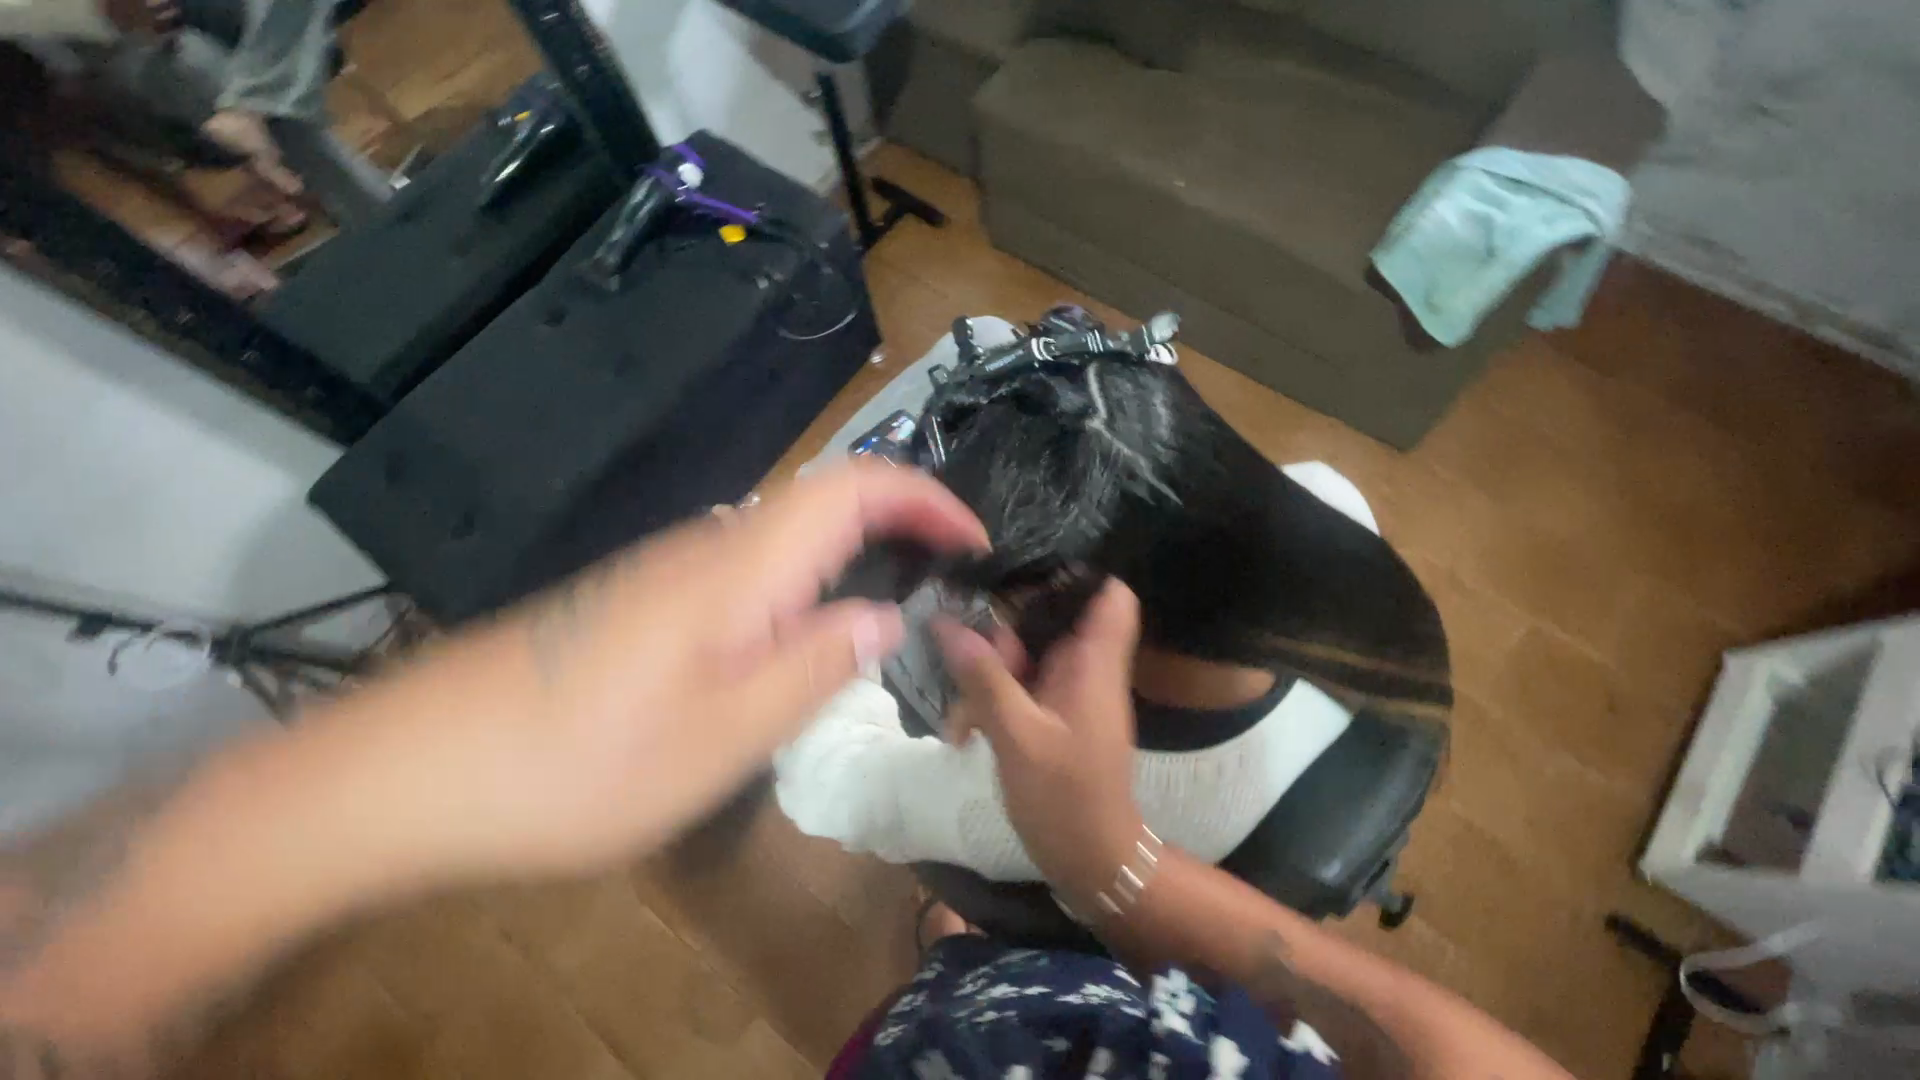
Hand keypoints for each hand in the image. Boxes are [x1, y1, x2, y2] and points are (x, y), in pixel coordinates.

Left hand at [311, 461, 987, 887]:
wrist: (408, 772)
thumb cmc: (575, 765)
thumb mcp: (721, 739)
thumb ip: (814, 668)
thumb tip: (886, 617)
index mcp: (738, 567)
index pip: (853, 486)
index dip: (926, 496)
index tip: (978, 538)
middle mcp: (707, 547)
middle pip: (823, 502)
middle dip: (900, 526)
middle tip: (948, 587)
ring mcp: (668, 569)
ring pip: (785, 538)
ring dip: (851, 559)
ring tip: (891, 619)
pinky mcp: (640, 598)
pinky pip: (747, 571)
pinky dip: (802, 586)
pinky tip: (794, 648)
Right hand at [934, 579, 1147, 900]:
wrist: (1090, 861)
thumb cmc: (1065, 799)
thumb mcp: (1017, 736)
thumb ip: (984, 677)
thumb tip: (946, 622)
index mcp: (1094, 664)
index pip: (1110, 594)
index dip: (1075, 572)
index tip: (1019, 569)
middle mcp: (1085, 668)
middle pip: (1047, 619)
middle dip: (1000, 636)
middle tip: (967, 664)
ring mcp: (1068, 692)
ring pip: (1024, 656)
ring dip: (985, 678)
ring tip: (960, 719)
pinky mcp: (1051, 715)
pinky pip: (1019, 688)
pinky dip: (991, 703)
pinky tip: (964, 733)